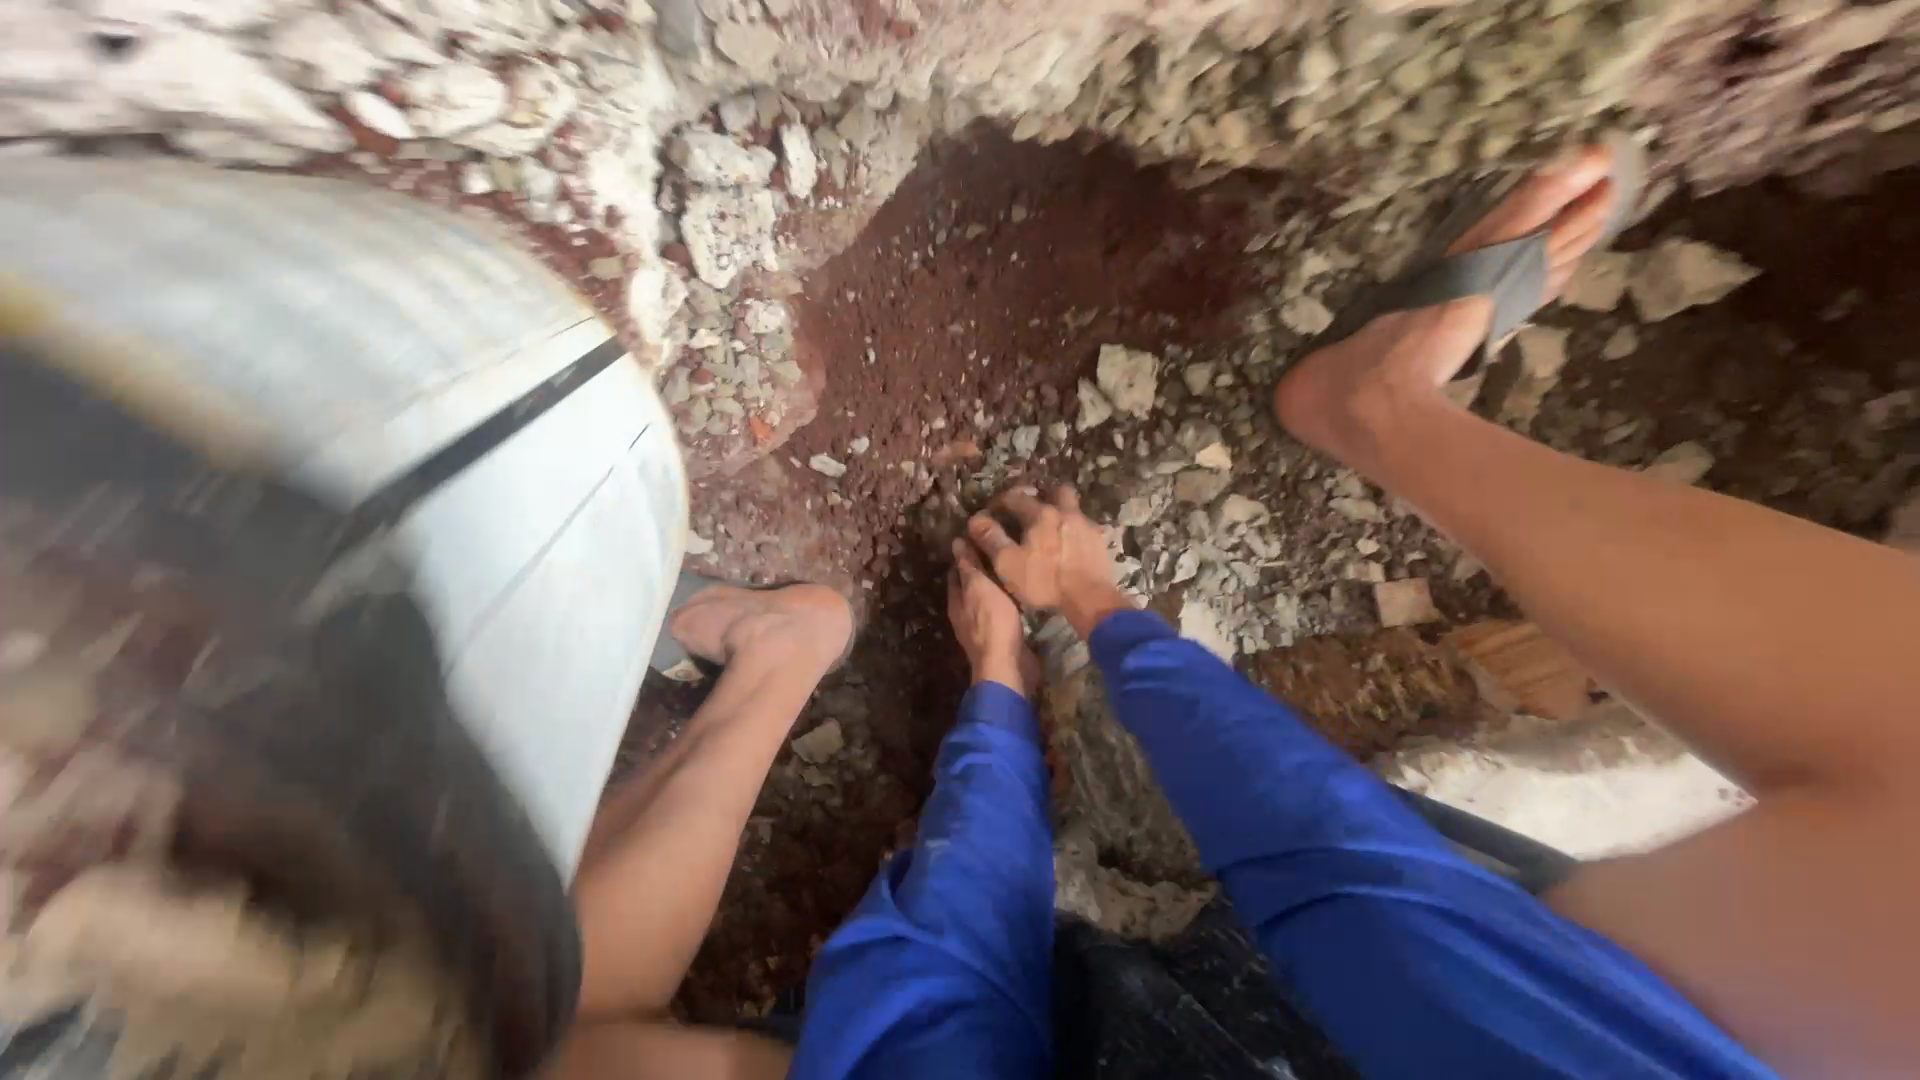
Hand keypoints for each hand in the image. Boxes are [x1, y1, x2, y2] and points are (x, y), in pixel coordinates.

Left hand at [948, 538, 1040, 697]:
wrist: (1007, 665)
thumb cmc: (991, 622)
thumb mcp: (979, 588)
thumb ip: (970, 567)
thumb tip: (956, 542)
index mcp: (956, 601)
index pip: (956, 572)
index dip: (964, 556)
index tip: (978, 540)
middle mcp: (964, 615)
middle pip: (970, 588)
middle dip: (981, 572)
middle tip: (999, 552)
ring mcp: (982, 629)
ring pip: (986, 602)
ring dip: (995, 589)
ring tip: (1012, 571)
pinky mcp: (999, 639)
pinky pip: (1001, 614)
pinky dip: (1007, 603)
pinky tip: (1020, 597)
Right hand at [965, 487, 1132, 637]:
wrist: (1089, 598)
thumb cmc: (1044, 580)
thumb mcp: (1008, 563)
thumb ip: (990, 538)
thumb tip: (976, 519)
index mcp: (1041, 514)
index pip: (1015, 497)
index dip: (1000, 502)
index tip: (991, 512)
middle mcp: (1065, 512)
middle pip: (1055, 491)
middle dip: (1041, 497)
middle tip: (1030, 513)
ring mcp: (1086, 526)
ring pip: (1072, 509)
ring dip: (1061, 513)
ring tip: (1051, 530)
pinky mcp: (1099, 542)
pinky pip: (1084, 528)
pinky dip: (1073, 532)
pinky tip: (1068, 547)